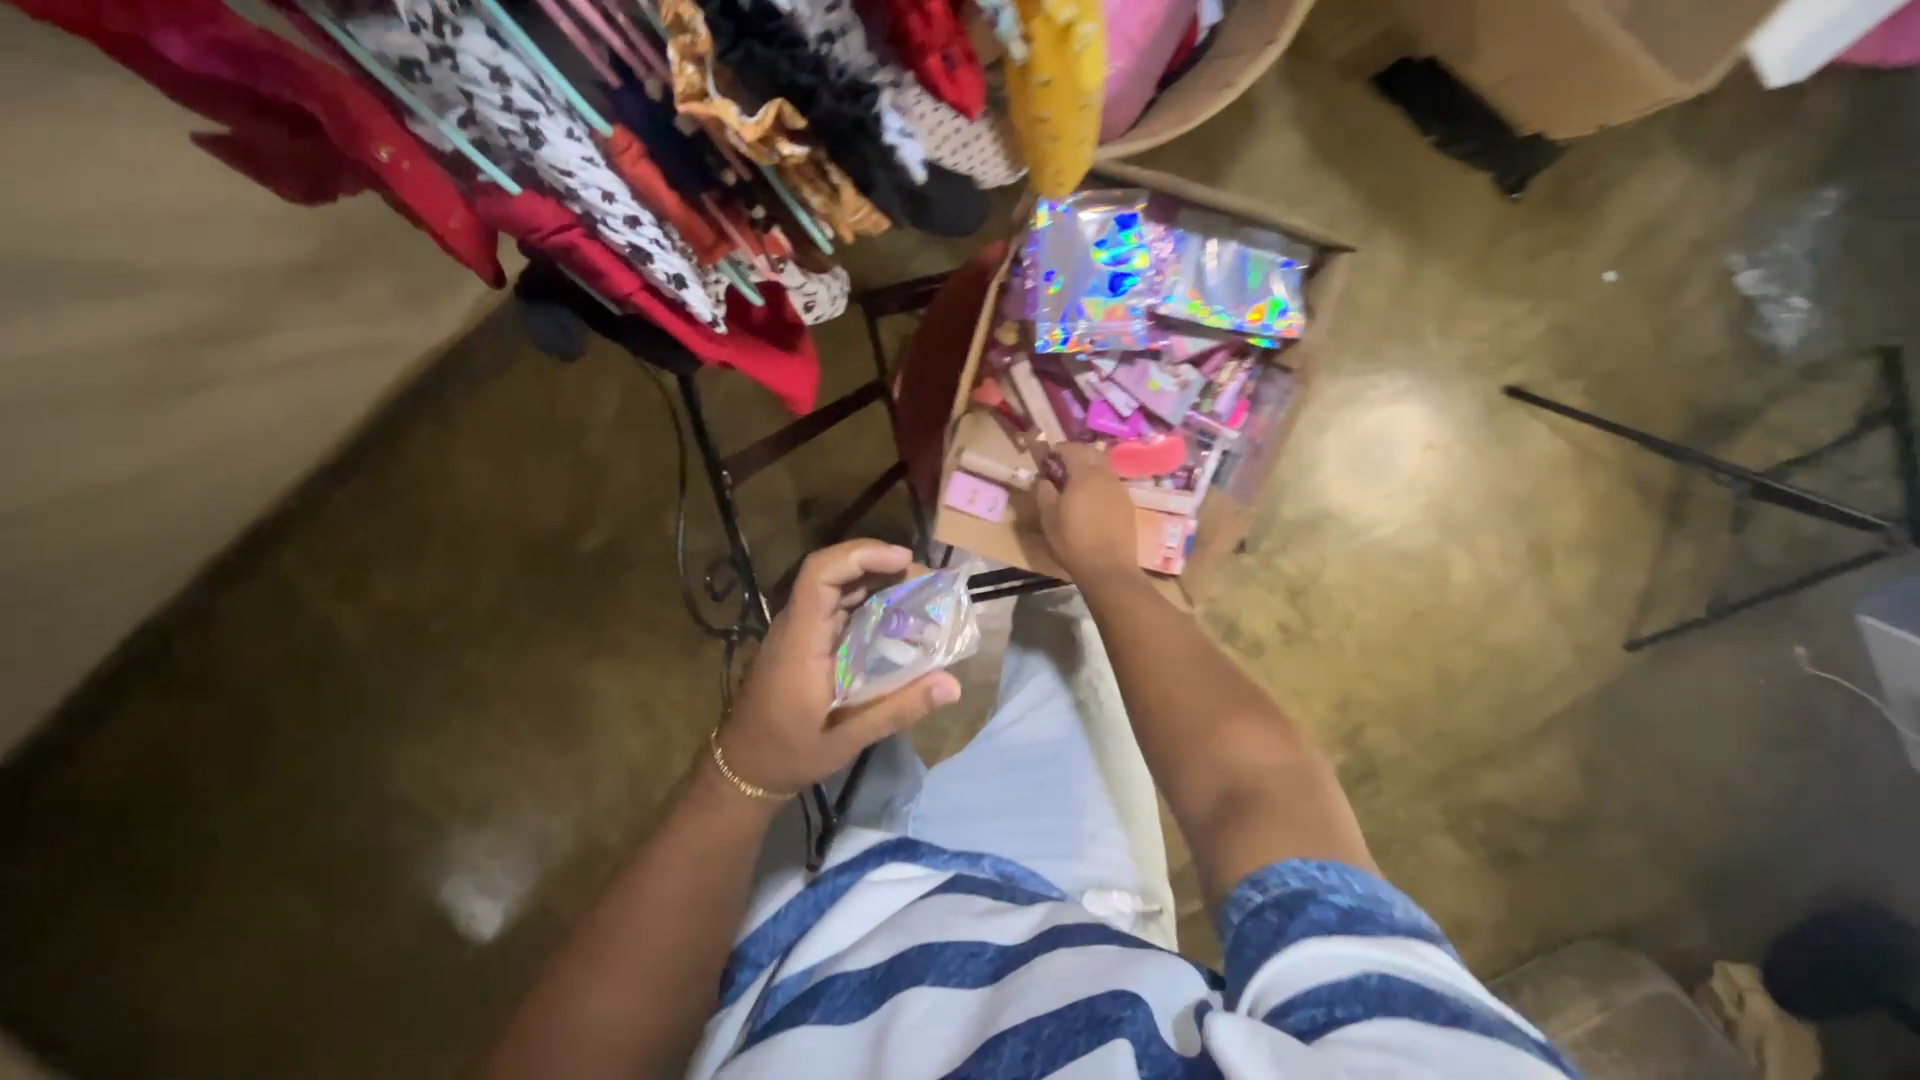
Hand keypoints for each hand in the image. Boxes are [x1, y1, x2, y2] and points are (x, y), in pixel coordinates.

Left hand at [718, 540, 962, 795]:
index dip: (860, 555)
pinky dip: (870, 604)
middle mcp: (797, 626)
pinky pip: (838, 608)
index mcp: (801, 640)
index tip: (903, 559)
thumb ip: (898, 709)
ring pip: (838, 588)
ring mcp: (799, 632)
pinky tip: (899, 620)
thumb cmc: (790, 752)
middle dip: (881, 565)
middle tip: (927, 581)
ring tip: (921, 594)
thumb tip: (952, 686)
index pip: (819, 575)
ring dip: (878, 582)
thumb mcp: (846, 738)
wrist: (744, 768)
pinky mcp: (806, 642)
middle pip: (833, 573)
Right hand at [1034, 444, 1140, 584]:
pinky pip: (1112, 484)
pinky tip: (1093, 501)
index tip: (1047, 460)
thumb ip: (1044, 491)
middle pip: (1092, 453)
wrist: (1108, 567)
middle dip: (1076, 455)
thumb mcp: (1048, 517)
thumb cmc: (1073, 541)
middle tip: (1062, 469)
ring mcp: (1120, 489)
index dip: (1057, 450)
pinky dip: (1100, 484)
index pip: (1071, 448)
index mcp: (1084, 474)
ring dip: (1090, 469)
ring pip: (1104, 468)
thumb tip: (1044, 479)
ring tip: (1077, 485)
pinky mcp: (1128, 504)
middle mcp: (1105, 475)